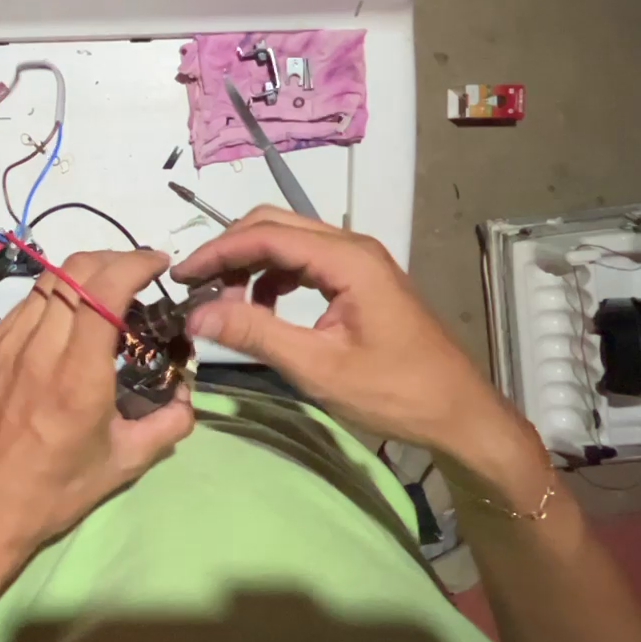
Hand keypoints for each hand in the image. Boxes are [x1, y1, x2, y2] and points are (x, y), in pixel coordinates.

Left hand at [0, 250, 196, 565]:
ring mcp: (6, 345)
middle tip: (139, 273)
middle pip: (74, 270)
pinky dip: (55, 296)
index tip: (158, 264)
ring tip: (107, 292)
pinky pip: (26, 305)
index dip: (134, 263)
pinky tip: (69, 319)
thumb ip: (169, 425)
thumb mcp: (124, 464)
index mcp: (77, 375)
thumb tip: (189, 395)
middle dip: (114, 258)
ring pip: (48, 281)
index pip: (104, 290)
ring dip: (84, 274)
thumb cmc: (54, 491)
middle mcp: (39, 349)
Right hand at [170, 207, 527, 462]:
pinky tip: (258, 309)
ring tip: (222, 303)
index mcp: (347, 260)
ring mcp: (356, 261)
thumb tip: (195, 314)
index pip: (266, 236)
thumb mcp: (317, 367)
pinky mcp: (356, 279)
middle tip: (194, 286)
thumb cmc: (394, 393)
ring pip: (285, 241)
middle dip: (228, 251)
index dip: (217, 252)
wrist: (459, 415)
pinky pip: (300, 262)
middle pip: (273, 225)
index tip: (181, 278)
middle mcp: (351, 247)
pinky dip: (269, 278)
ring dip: (247, 264)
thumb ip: (255, 334)